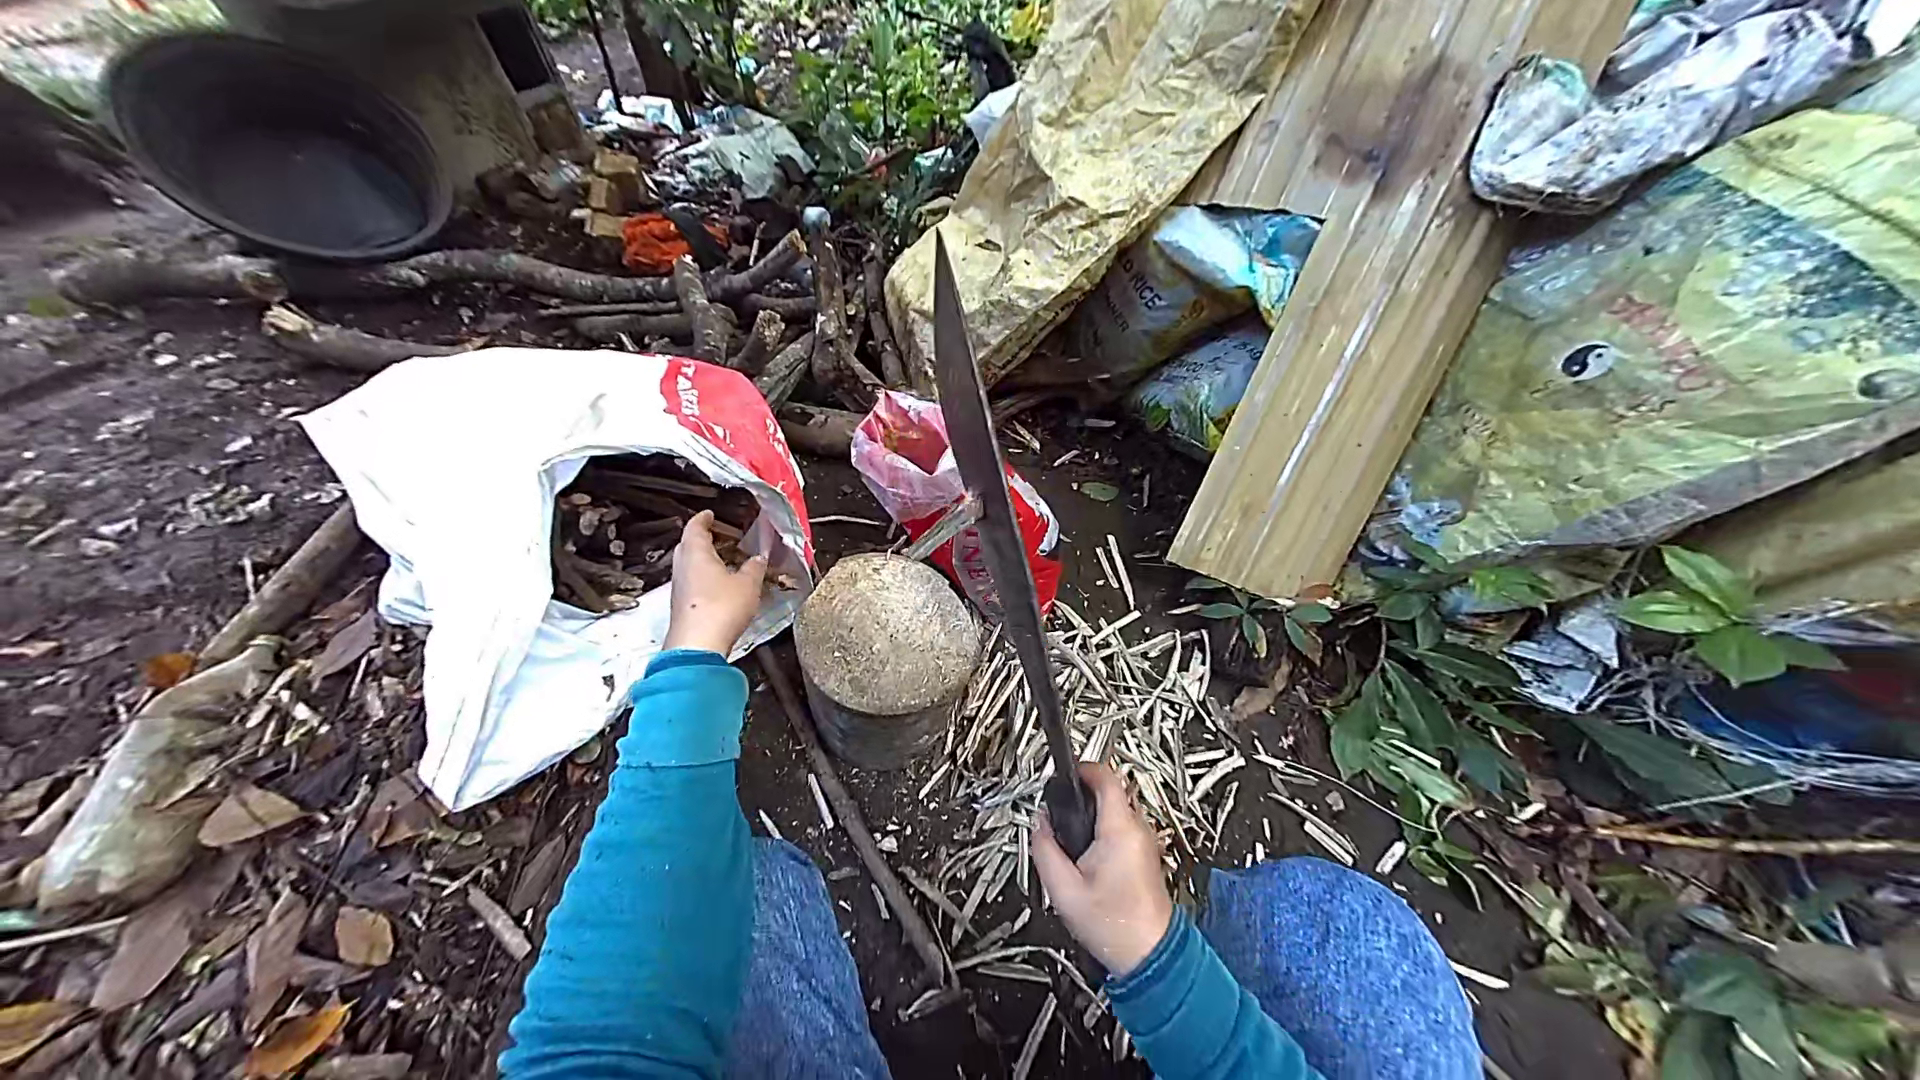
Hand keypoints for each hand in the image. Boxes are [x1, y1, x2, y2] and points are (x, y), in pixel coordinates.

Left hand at [662, 510, 767, 655]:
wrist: (699, 645)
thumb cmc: (722, 607)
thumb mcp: (748, 584)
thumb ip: (754, 568)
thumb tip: (758, 558)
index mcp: (696, 553)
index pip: (695, 528)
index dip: (703, 519)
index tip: (709, 514)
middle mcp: (683, 567)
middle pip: (688, 545)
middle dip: (701, 538)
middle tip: (716, 535)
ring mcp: (679, 587)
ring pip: (688, 565)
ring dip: (702, 559)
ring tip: (721, 559)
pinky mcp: (682, 605)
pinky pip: (691, 583)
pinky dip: (703, 577)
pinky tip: (718, 584)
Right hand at [1032, 762, 1173, 975]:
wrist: (1149, 956)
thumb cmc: (1113, 926)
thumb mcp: (1063, 888)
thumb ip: (1044, 848)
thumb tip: (1039, 823)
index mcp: (1119, 830)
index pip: (1104, 777)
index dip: (1082, 768)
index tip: (1065, 773)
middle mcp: (1137, 830)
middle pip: (1108, 792)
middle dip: (1081, 798)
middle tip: (1061, 814)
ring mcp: (1145, 841)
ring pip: (1115, 810)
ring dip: (1093, 815)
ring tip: (1072, 838)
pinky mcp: (1146, 854)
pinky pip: (1122, 828)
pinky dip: (1104, 830)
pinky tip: (1089, 855)